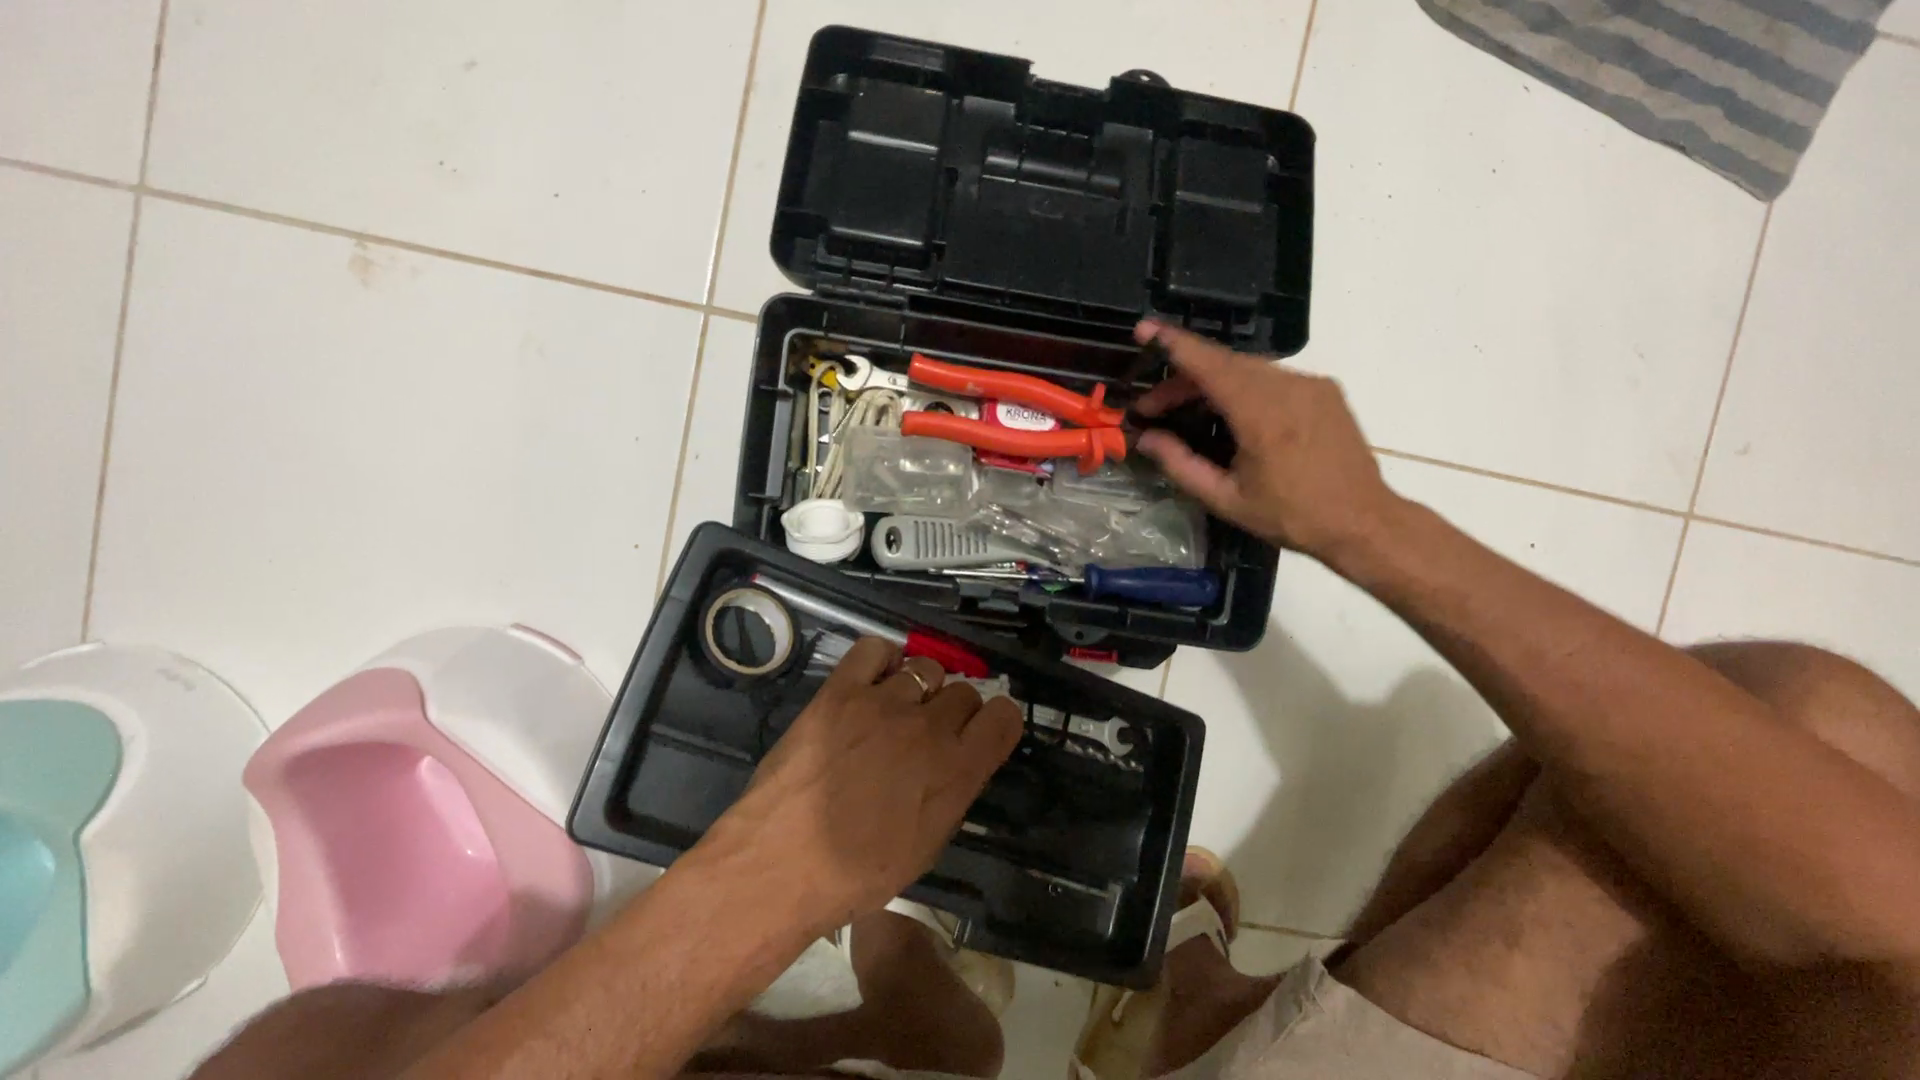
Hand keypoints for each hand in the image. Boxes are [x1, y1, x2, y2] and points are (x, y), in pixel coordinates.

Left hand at [700, 637, 1023, 936]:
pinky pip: (874, 650)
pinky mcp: (839, 692)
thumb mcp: (927, 845)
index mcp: (957, 770)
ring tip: (896, 711)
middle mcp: (928, 728)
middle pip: (964, 691)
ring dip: (919, 689)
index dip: (995, 723)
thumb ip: (952, 792)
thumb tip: (957, 762)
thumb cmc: (856, 874)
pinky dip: (882, 660)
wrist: (781, 866)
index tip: (980, 735)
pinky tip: (873, 682)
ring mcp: (883, 703)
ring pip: (925, 669)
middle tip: (928, 735)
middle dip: (954, 711)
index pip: (1004, 717)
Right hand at [1130, 320, 1403, 561]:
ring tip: (1185, 409)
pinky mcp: (1324, 390)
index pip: (1209, 365)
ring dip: (1211, 382)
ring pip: (1248, 368)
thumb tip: (1146, 439)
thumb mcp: (1227, 500)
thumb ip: (1181, 465)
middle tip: (1151, 406)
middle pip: (1224, 364)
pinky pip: (1272, 377)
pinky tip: (1228, 411)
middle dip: (1182, 378)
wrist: (1364, 522)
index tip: (1143, 330)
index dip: (1173, 344)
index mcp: (1262, 414)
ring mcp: (1310, 384)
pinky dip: (1241, 385)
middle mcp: (1288, 386)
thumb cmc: (1292, 517)